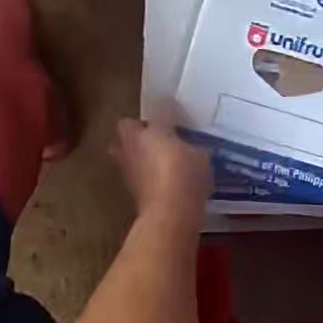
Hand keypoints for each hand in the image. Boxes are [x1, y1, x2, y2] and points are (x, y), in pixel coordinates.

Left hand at [114, 110, 211, 227]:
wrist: (169, 212)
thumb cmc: (187, 177)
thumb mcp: (201, 158)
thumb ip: (192, 149)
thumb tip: (190, 151)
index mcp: (155, 129)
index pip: (160, 109)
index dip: (168, 110)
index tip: (175, 114)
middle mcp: (135, 142)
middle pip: (126, 126)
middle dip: (136, 128)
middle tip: (155, 136)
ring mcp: (127, 165)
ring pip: (121, 148)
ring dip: (133, 150)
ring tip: (151, 158)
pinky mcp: (127, 186)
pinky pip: (130, 170)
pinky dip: (139, 171)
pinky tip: (155, 178)